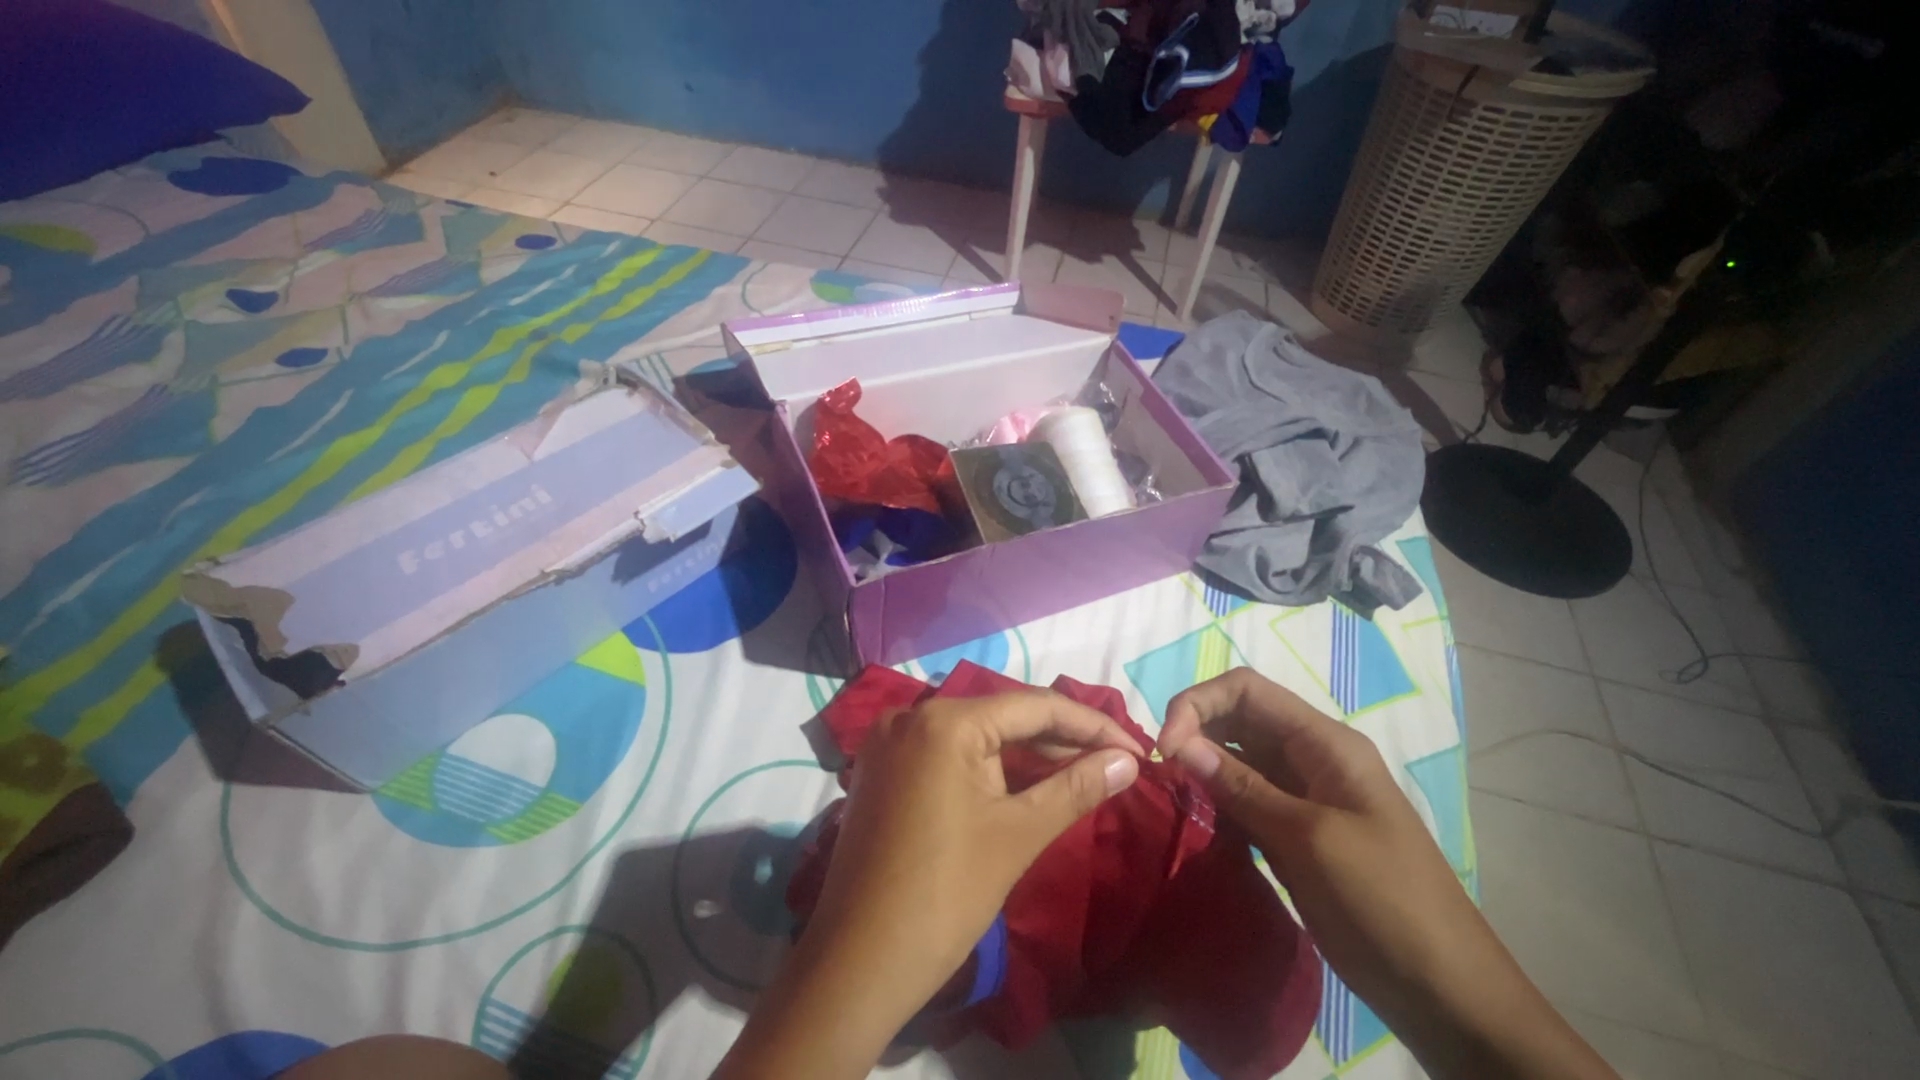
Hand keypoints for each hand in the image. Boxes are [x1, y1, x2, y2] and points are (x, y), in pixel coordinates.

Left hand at [715, 691, 1140, 1079]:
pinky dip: (991, 768)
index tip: (1138, 749)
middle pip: (1003, 716)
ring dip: (1029, 755)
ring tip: (1085, 774)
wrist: (859, 962)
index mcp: (944, 720)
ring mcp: (891, 743)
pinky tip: (1030, 785)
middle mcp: (911, 715)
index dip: (1092, 726)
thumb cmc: (946, 895)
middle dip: (1062, 740)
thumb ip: (1077, 787)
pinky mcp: (883, 771)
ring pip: (977, 737)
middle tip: (1117, 763)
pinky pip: (949, 755)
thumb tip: (1129, 760)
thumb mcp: (1019, 835)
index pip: (1034, 707)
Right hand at [1156, 668, 1616, 1079]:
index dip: (1198, 704)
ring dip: (1200, 768)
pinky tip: (1194, 822)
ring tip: (1168, 797)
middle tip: (1157, 774)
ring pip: (1236, 760)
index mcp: (1325, 742)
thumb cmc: (1383, 899)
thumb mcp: (1309, 837)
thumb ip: (1242, 786)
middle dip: (1193, 732)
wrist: (1441, 986)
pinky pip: (1244, 800)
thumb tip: (1178, 744)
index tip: (1163, 747)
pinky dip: (1215, 802)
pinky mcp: (1293, 835)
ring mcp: (1302, 798)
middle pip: (1238, 719)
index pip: (1247, 690)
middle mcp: (1310, 758)